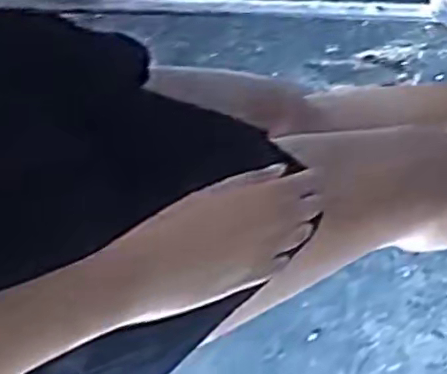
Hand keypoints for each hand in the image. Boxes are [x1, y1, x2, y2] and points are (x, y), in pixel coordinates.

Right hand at [101, 164, 321, 324]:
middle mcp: (283, 215)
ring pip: (303, 233)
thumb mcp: (211, 193)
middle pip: (314, 205)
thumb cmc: (165, 228)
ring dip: (292, 232)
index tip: (291, 188)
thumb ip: (252, 179)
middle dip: (303, 205)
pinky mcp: (258, 274)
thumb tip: (282, 169)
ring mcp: (273, 245)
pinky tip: (254, 258)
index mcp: (274, 192)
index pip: (313, 179)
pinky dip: (275, 258)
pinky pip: (282, 262)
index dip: (303, 183)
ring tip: (266, 236)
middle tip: (279, 213)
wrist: (132, 276)